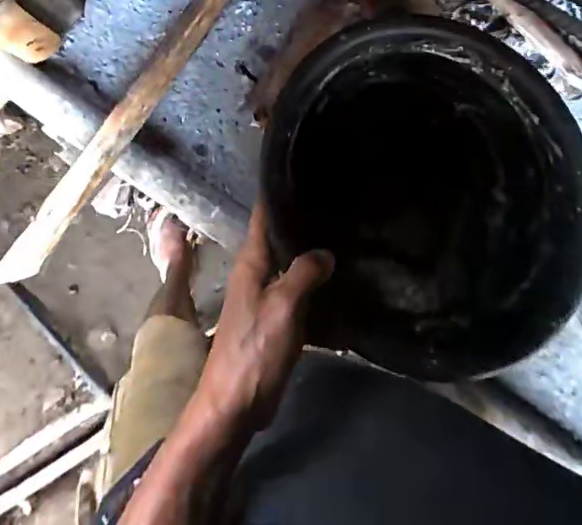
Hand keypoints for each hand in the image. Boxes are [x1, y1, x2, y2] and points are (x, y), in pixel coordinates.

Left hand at [189, 203, 333, 431]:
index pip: (263, 217)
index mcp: (251, 262)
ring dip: (313, 260)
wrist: (235, 405)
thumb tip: (325, 251)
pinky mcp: (275, 323)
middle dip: (304, 226)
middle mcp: (256, 274)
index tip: (305, 176)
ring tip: (346, 242)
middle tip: (338, 209)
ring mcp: (265, 299)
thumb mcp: (283, 306)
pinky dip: (317, 292)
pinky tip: (341, 288)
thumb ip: (304, 273)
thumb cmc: (254, 349)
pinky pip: (299, 298)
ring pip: (292, 269)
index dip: (279, 195)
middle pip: (281, 241)